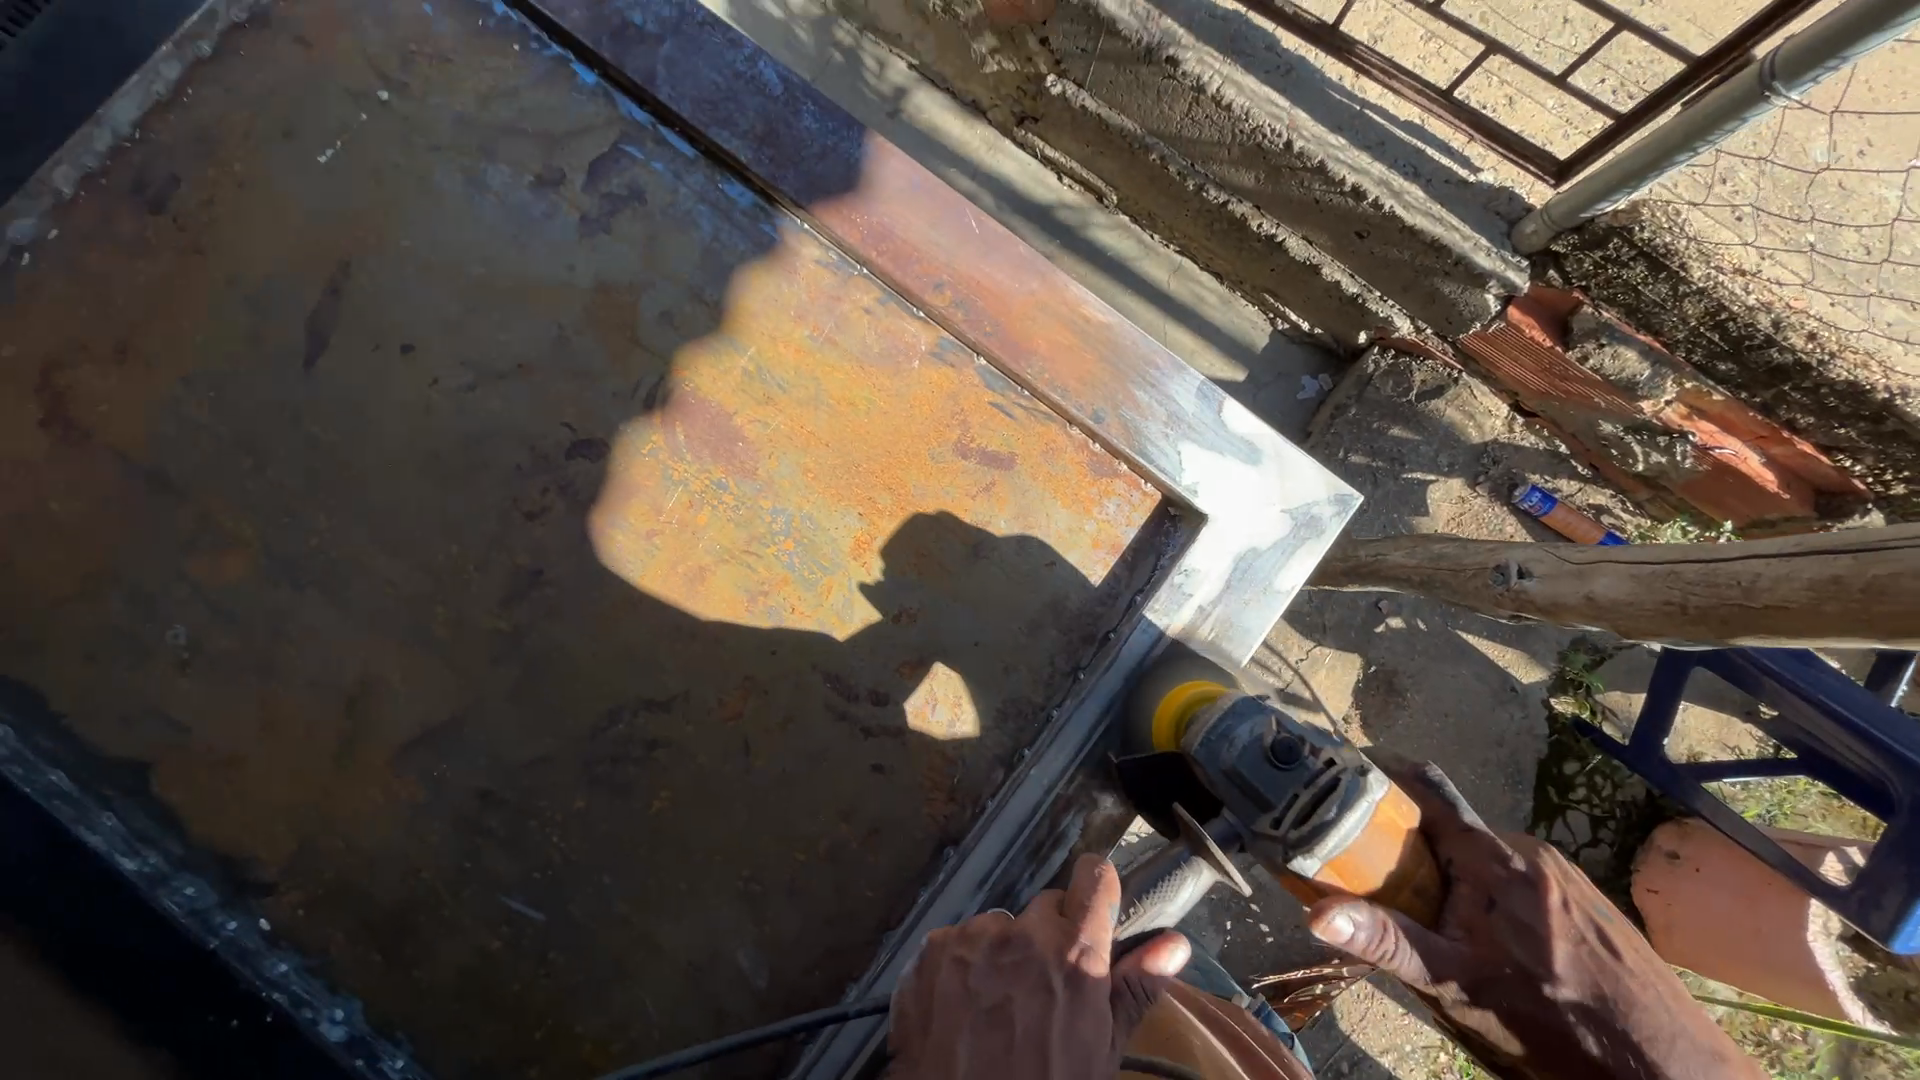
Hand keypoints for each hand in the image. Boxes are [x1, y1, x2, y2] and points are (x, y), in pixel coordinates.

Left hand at [888, 854, 1191, 1079]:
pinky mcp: (933, 948)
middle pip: (1045, 907)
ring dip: (1002, 950)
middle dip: (1048, 934)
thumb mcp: (1099, 1050)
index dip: (1096, 885)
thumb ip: (1134, 989)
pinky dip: (962, 964)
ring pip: (999, 925)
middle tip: (1043, 983)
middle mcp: (1022, 933)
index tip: (1094, 897)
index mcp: (1072, 955)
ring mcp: (973, 937)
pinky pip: (957, 940)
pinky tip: (963, 1003)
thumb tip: (1175, 943)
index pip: (1093, 879)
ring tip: (997, 1001)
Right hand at [1306, 760, 1763, 1079]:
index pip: (1428, 787)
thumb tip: (1315, 913)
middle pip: (1451, 827)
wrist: (1673, 1077)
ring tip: (1433, 920)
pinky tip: (1490, 940)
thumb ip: (1386, 939)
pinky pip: (1518, 876)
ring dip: (1451, 873)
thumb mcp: (1457, 988)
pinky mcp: (1588, 898)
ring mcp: (1565, 874)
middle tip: (1376, 879)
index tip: (1342, 776)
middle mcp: (1531, 851)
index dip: (1382, 772)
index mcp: (1495, 860)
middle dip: (1410, 845)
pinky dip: (1488, 892)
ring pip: (1485, 855)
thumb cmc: (1555, 1028)